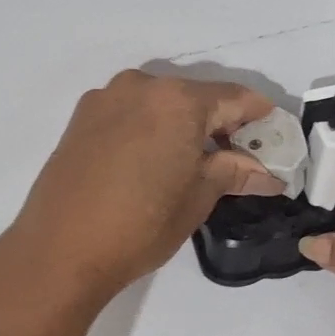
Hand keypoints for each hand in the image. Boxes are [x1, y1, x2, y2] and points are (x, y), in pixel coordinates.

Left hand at [2, 70, 283, 301]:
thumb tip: (268, 174)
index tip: (274, 139)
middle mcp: (142, 86)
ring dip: (183, 125)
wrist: (60, 250)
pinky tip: (154, 162)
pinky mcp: (81, 119)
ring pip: (160, 103)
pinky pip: (131, 113)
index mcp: (178, 100)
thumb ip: (234, 173)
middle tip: (238, 157)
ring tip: (194, 163)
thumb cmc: (140, 226)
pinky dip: (151, 129)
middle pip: (196, 97)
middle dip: (220, 123)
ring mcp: (106, 99)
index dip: (260, 117)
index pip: (234, 98)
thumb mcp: (197, 199)